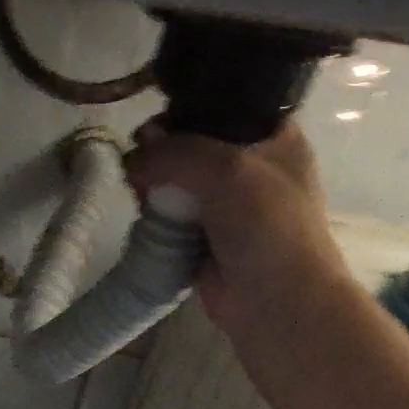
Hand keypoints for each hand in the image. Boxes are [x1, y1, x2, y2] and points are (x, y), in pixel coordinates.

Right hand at [123, 121, 349, 332]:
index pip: (222, 107)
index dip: (185, 112)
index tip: (154, 127)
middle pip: (191, 145)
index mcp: (272, 137)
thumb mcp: (227, 170)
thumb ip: (176, 152)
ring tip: (138, 193)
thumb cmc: (267, 226)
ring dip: (153, 185)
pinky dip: (153, 215)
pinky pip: (169, 215)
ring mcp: (225, 204)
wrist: (275, 301)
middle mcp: (249, 166)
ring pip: (175, 181)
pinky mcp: (202, 237)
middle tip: (140, 165)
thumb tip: (133, 155)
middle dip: (160, 153)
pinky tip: (142, 215)